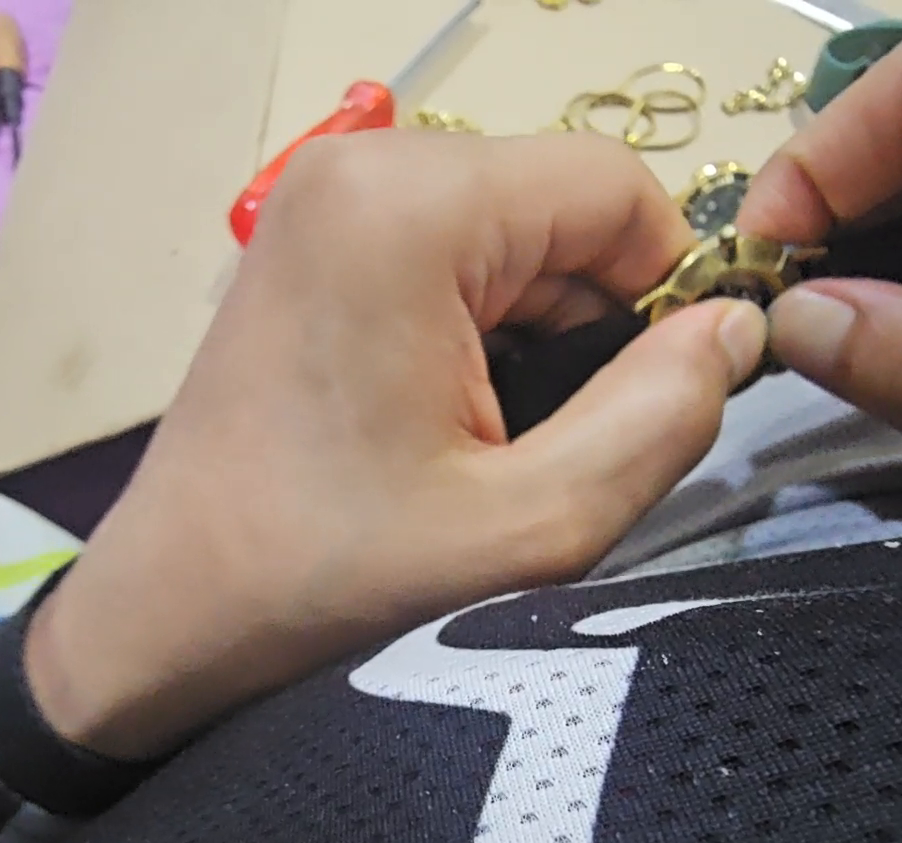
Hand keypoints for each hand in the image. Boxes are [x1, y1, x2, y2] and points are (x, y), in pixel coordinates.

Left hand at [25, 131, 769, 759]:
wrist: (168, 612)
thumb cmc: (329, 578)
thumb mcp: (526, 525)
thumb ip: (659, 419)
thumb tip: (733, 331)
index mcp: (408, 206)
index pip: (616, 190)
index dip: (667, 293)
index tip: (651, 399)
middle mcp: (354, 171)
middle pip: (554, 214)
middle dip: (587, 328)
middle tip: (544, 449)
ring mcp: (315, 208)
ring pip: (501, 245)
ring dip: (528, 345)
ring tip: (482, 450)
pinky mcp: (302, 256)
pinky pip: (438, 266)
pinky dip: (471, 339)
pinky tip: (437, 425)